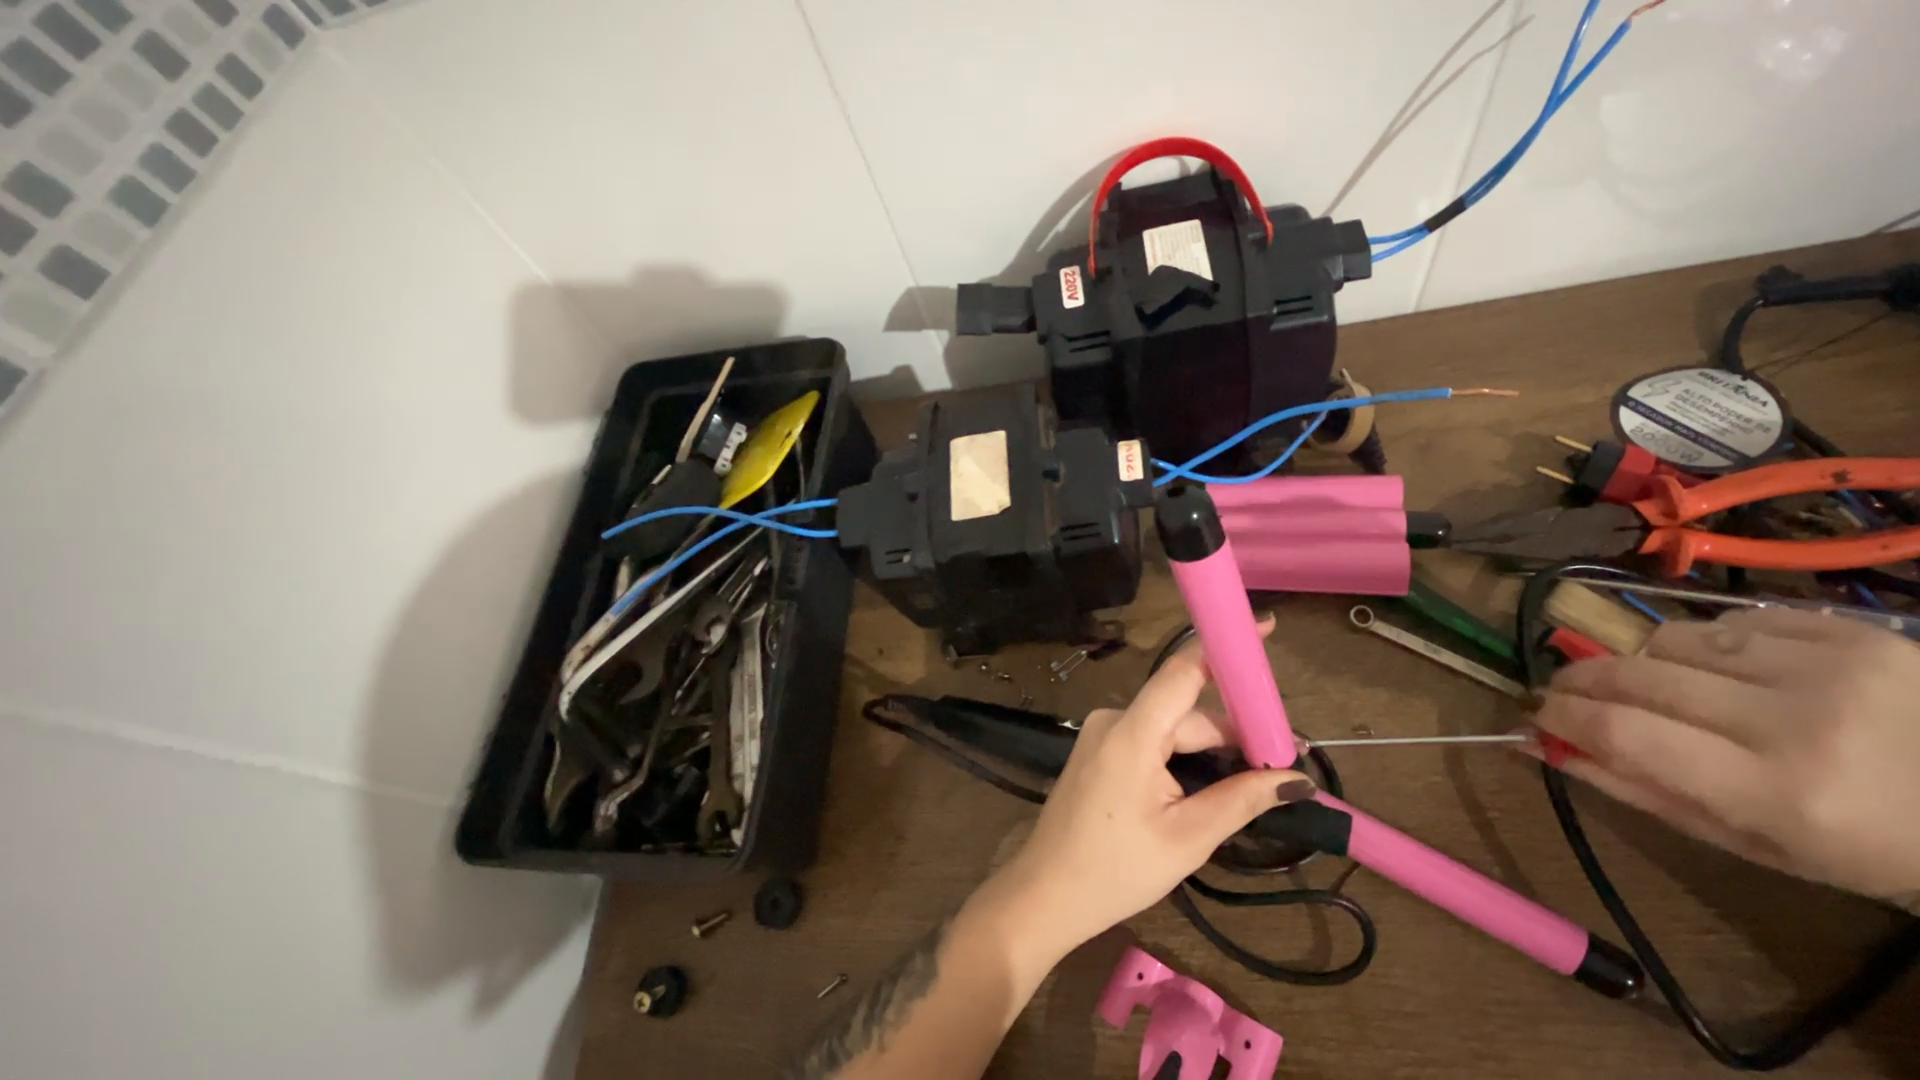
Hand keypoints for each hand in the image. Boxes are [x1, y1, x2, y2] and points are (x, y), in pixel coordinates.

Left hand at [961, 619, 1317, 970]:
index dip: (1227, 647)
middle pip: (1187, 710)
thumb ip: (1242, 799)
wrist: (1045, 896)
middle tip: (1285, 763)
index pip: (1183, 670)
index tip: (1268, 627)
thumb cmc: (1115, 872)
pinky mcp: (1100, 750)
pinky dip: (1185, 756)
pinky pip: (1153, 740)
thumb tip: (1297, 779)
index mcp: (1132, 732)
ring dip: (1211, 749)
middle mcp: (1114, 719)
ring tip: (1254, 783)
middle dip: (1235, 732)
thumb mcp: (1188, 837)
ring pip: (1173, 728)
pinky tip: (1211, 786)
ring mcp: (1102, 733)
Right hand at [1531, 608, 1919, 909]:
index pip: (1623, 731)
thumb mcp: (1754, 844)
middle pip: (1638, 676)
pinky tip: (1726, 671)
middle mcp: (1796, 720)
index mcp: (1774, 792)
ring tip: (1657, 685)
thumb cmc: (1866, 846)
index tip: (1536, 713)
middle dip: (1582, 680)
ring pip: (1674, 638)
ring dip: (1646, 662)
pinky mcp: (1853, 630)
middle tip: (1564, 691)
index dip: (1562, 715)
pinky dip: (1709, 644)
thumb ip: (1643, 792)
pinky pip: (1732, 621)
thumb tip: (1548, 747)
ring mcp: (1829, 666)